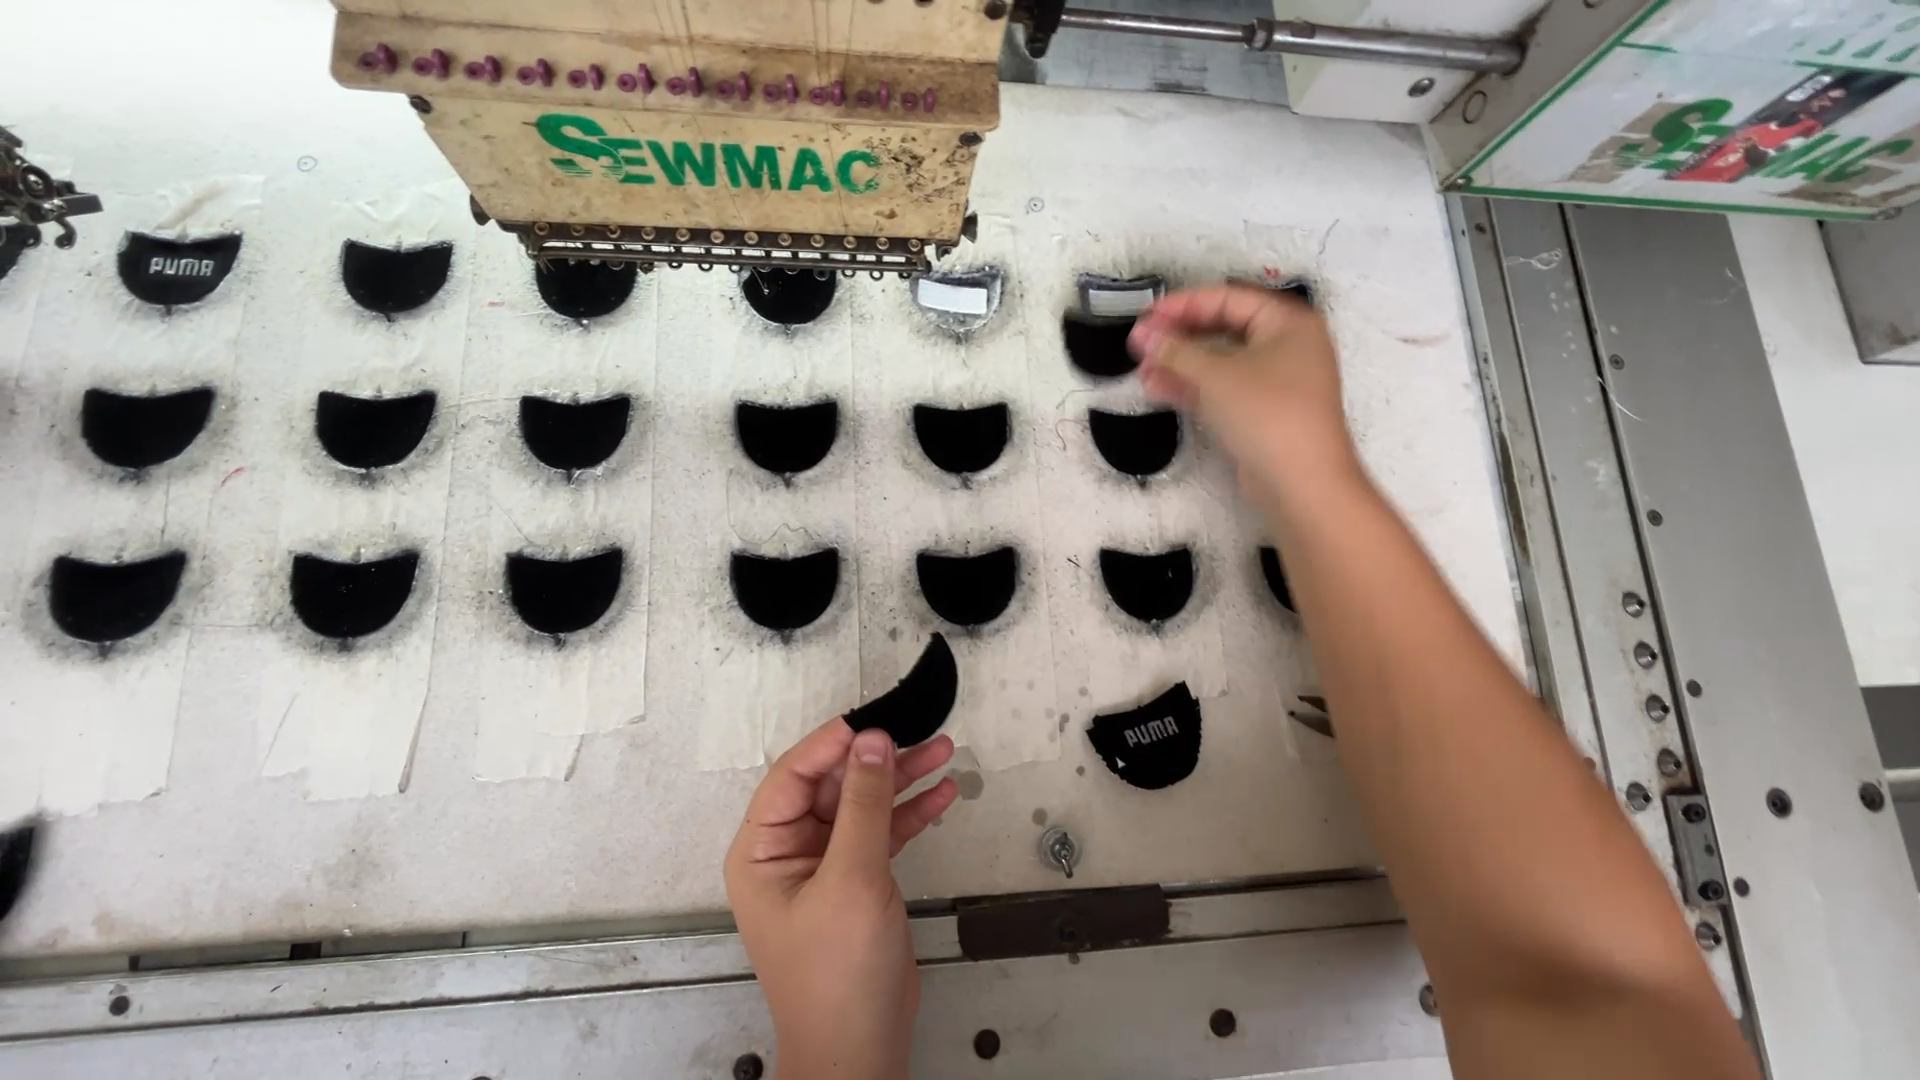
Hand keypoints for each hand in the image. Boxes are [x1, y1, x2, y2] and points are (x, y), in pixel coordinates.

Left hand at [725, 719, 959, 1079]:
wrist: (862, 1047)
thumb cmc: (838, 970)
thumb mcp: (851, 878)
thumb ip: (864, 805)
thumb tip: (872, 740)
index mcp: (763, 848)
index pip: (794, 776)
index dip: (832, 744)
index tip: (874, 720)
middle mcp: (790, 849)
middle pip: (834, 785)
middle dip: (878, 760)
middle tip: (920, 732)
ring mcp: (828, 863)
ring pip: (864, 804)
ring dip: (903, 780)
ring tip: (945, 750)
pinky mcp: (860, 878)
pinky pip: (884, 831)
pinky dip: (912, 813)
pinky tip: (943, 793)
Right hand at [1128, 284, 1359, 496]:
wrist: (1301, 484)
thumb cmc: (1266, 415)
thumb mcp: (1216, 376)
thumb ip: (1176, 351)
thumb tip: (1144, 335)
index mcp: (1287, 322)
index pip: (1227, 298)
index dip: (1182, 304)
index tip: (1145, 316)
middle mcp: (1286, 346)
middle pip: (1223, 329)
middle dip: (1179, 337)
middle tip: (1140, 344)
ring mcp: (1275, 382)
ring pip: (1220, 362)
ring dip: (1180, 364)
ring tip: (1142, 371)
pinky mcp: (1262, 412)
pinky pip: (1223, 389)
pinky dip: (1193, 387)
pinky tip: (1158, 389)